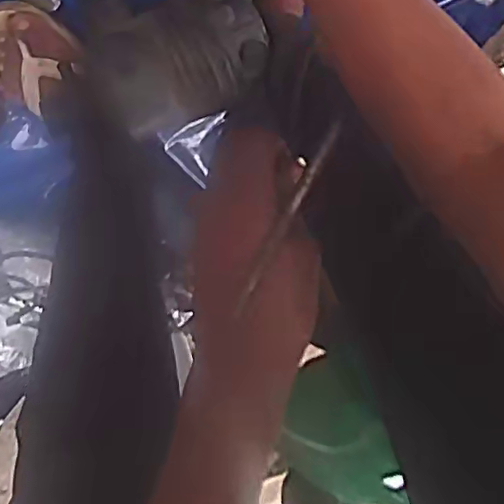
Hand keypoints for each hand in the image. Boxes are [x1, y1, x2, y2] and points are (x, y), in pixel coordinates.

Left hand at [191, 124, 320, 383]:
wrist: (237, 363)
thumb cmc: (280, 313)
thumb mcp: (306, 256)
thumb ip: (296, 210)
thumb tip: (291, 181)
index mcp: (245, 201)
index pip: (249, 141)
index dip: (273, 141)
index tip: (293, 158)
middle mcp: (214, 200)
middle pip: (229, 150)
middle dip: (258, 154)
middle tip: (287, 177)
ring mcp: (201, 218)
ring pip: (221, 173)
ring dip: (247, 176)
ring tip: (276, 202)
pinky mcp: (197, 237)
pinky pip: (217, 199)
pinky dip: (237, 198)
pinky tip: (258, 224)